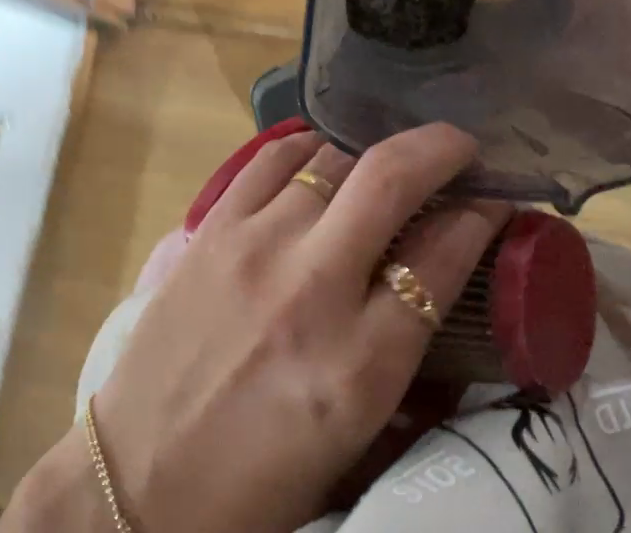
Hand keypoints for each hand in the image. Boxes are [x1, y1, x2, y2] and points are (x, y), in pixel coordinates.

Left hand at [23, 124, 509, 532]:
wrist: (137, 482)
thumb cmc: (256, 480)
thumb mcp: (353, 436)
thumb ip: (404, 352)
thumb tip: (438, 276)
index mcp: (359, 365)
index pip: (442, 257)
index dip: (482, 218)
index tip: (494, 202)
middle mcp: (311, 290)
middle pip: (391, 179)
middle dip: (441, 148)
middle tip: (461, 147)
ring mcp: (253, 248)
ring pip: (331, 159)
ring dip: (372, 155)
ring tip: (384, 169)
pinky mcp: (209, 231)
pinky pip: (272, 160)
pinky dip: (309, 150)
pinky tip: (321, 161)